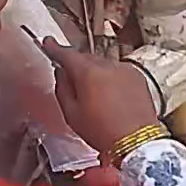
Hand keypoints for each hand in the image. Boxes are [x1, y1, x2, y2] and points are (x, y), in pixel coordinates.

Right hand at [40, 39, 161, 157]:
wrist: (138, 142)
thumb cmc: (103, 132)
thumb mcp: (72, 114)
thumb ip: (62, 89)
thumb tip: (61, 73)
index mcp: (87, 73)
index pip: (67, 53)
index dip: (55, 47)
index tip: (48, 43)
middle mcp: (107, 65)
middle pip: (85, 58)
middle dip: (77, 65)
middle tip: (72, 80)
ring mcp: (124, 69)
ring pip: (102, 64)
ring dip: (95, 73)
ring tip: (95, 95)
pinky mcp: (137, 76)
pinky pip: (117, 71)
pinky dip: (111, 78)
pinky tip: (111, 96)